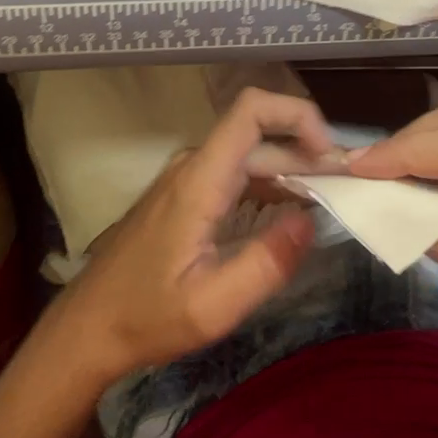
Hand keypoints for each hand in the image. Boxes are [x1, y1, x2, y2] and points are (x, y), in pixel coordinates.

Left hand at [53, 88, 337, 379]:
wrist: (89, 326)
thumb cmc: (147, 316)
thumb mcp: (213, 306)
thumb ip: (266, 263)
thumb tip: (311, 220)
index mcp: (199, 181)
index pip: (250, 111)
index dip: (296, 115)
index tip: (329, 155)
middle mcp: (194, 167)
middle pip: (259, 135)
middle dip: (307, 152)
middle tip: (348, 188)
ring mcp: (187, 179)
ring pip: (250, 155)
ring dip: (292, 171)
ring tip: (332, 200)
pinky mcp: (186, 195)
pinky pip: (236, 175)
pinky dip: (271, 187)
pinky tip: (293, 214)